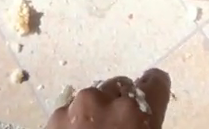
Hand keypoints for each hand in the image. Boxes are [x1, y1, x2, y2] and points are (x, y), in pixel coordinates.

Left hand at [44, 70, 170, 128]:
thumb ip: (148, 124)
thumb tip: (146, 118)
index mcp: (135, 115)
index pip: (155, 84)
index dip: (156, 86)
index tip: (155, 84)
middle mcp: (104, 101)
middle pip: (120, 87)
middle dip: (123, 101)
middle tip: (122, 123)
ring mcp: (75, 108)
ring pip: (93, 96)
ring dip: (98, 109)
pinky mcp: (53, 118)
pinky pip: (71, 111)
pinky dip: (76, 120)